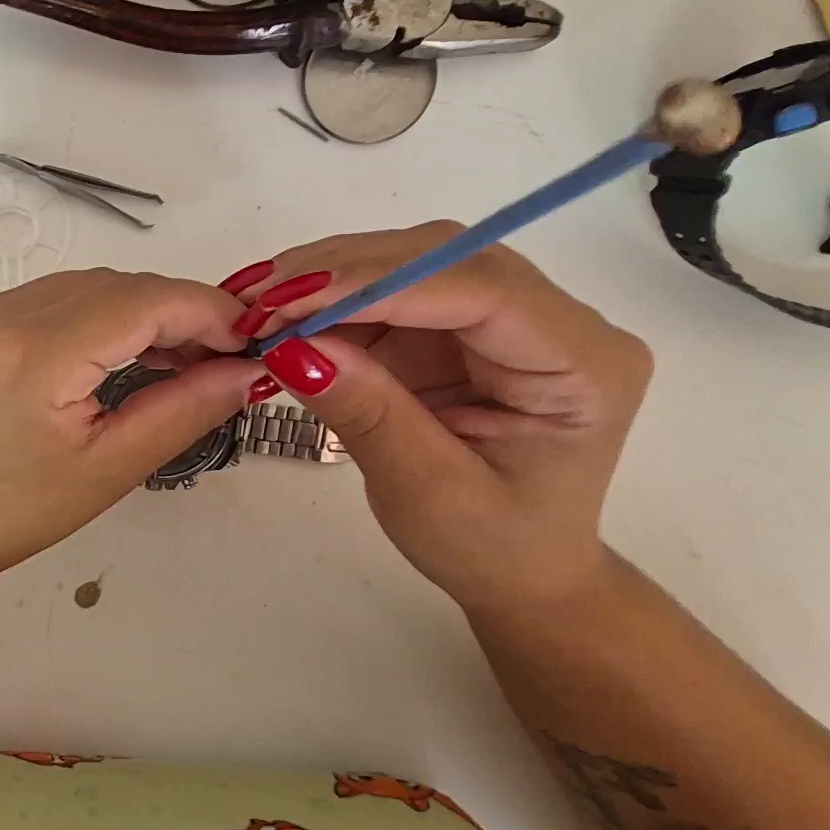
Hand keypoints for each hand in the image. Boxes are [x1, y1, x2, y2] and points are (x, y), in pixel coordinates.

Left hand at [0, 269, 264, 584]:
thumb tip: (248, 370)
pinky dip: (97, 316)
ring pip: (86, 286)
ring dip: (139, 312)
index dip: (209, 311)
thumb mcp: (108, 469)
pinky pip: (52, 298)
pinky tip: (120, 352)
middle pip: (118, 285)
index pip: (145, 300)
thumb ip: (183, 410)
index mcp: (36, 354)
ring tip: (179, 361)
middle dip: (179, 312)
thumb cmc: (12, 514)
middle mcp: (2, 315)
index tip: (252, 341)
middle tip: (221, 360)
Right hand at [238, 223, 653, 613]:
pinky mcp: (452, 331)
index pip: (479, 290)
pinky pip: (385, 295)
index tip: (285, 300)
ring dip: (324, 281)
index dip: (379, 283)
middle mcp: (549, 323)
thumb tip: (289, 347)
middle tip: (250, 302)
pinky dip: (325, 303)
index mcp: (579, 365)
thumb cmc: (487, 544)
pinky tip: (278, 317)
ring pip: (407, 265)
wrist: (514, 569)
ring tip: (250, 308)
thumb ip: (366, 412)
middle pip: (442, 260)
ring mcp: (498, 321)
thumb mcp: (425, 490)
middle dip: (340, 273)